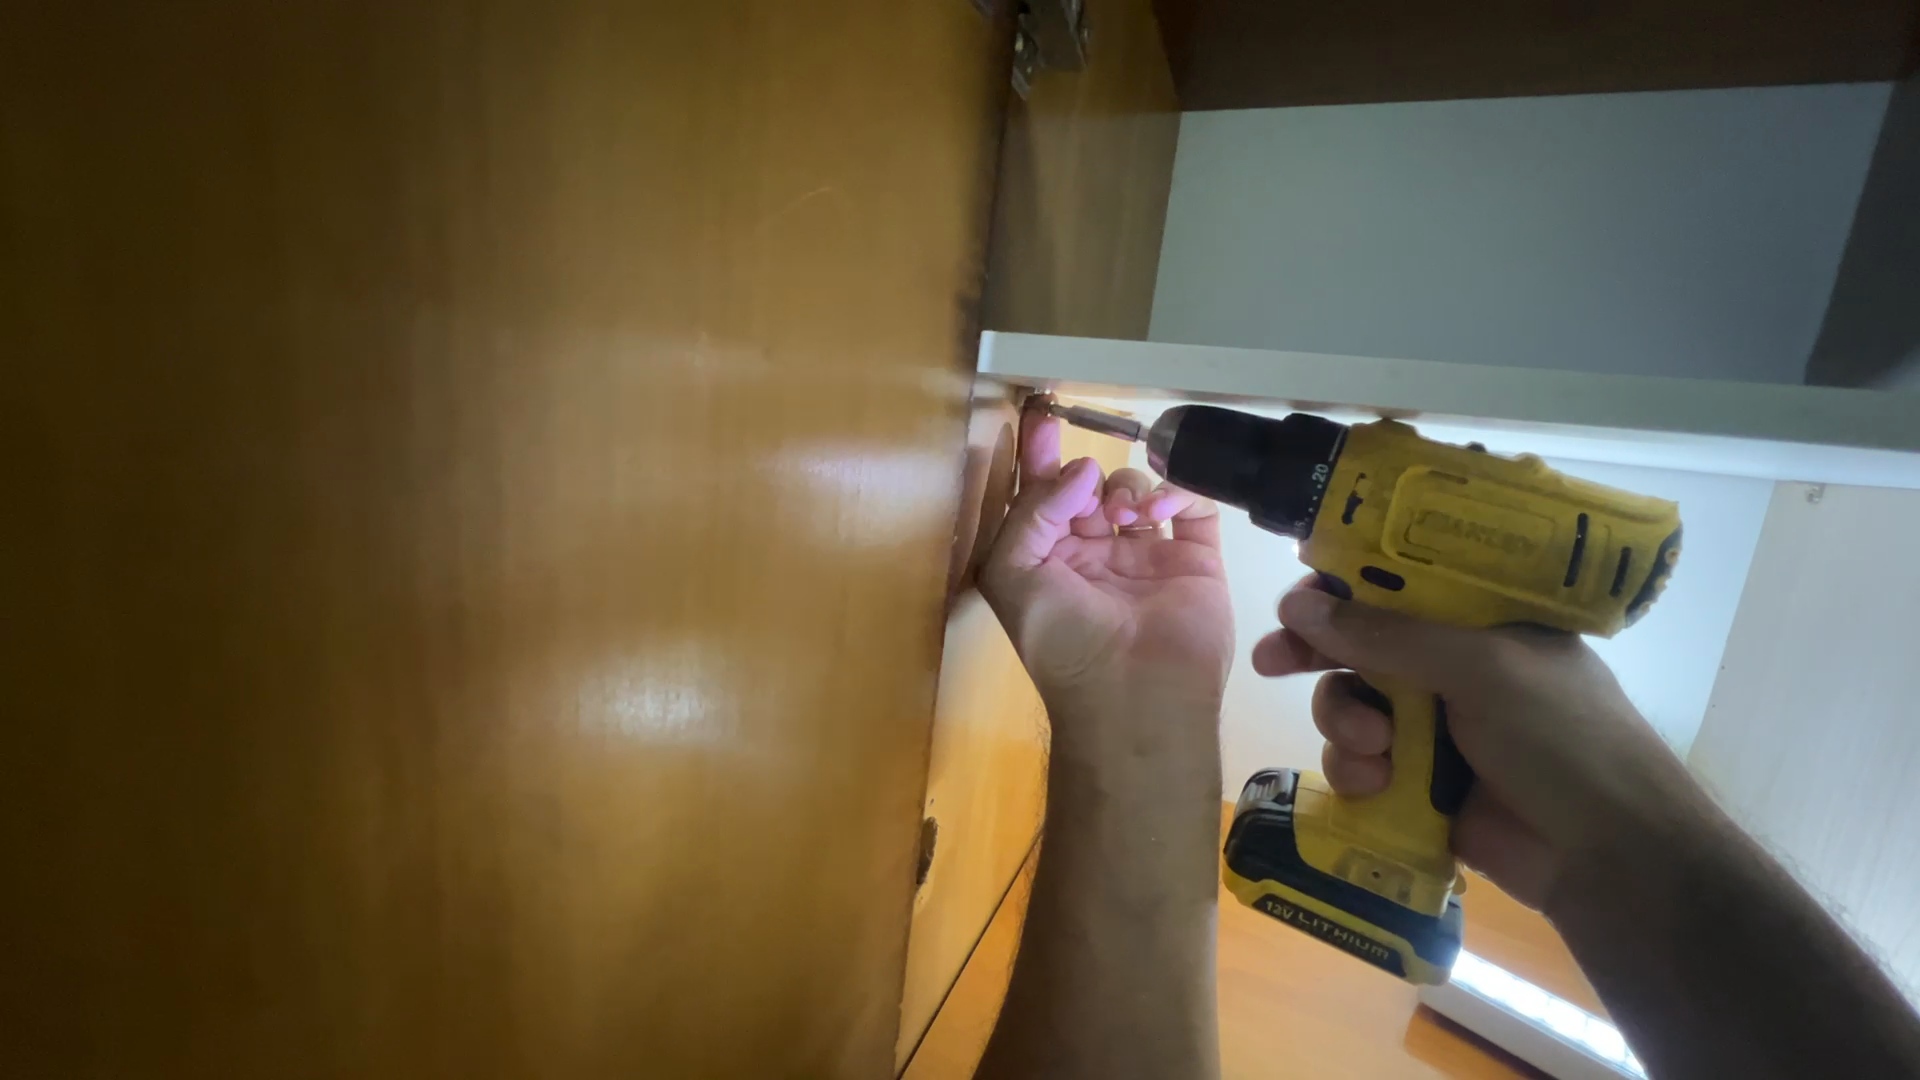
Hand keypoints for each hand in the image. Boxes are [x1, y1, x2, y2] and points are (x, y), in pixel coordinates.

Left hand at [979, 405, 1232, 758]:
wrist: (1135, 697)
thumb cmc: (1062, 639)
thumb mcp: (1013, 576)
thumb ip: (1030, 513)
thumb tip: (1079, 470)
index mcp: (1048, 559)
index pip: (1042, 494)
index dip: (1040, 454)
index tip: (1043, 415)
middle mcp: (1095, 553)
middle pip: (1089, 487)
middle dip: (1085, 475)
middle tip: (1090, 494)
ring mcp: (1147, 554)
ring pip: (1137, 489)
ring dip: (1126, 487)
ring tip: (1124, 516)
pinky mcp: (1195, 558)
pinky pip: (1192, 505)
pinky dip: (1179, 490)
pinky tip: (1161, 509)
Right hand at [1251, 579, 1697, 912]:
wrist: (1610, 864)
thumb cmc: (1564, 743)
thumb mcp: (1478, 670)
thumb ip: (1383, 636)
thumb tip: (1295, 603)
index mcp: (1476, 624)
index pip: (1393, 586)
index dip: (1340, 587)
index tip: (1297, 599)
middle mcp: (1445, 665)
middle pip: (1354, 642)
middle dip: (1312, 652)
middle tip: (1271, 660)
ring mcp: (1426, 722)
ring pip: (1344, 700)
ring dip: (1342, 719)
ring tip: (1371, 743)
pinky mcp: (1409, 775)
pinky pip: (1352, 756)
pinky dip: (1354, 766)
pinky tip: (1377, 782)